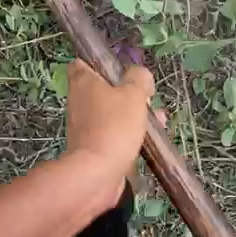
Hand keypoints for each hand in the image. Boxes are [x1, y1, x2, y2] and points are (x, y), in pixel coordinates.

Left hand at [65, 59, 154, 176]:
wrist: (97, 172)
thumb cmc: (114, 126)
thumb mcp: (133, 94)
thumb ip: (138, 78)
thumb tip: (139, 75)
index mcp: (82, 82)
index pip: (81, 63)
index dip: (98, 63)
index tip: (119, 70)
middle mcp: (78, 101)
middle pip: (101, 89)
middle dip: (126, 92)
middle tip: (146, 98)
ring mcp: (83, 125)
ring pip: (109, 112)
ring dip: (131, 114)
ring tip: (157, 119)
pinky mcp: (91, 146)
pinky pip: (111, 132)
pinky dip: (126, 133)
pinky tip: (148, 139)